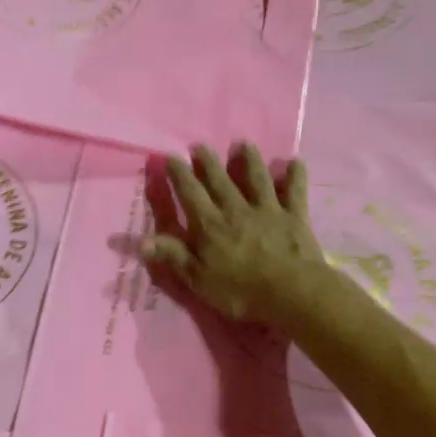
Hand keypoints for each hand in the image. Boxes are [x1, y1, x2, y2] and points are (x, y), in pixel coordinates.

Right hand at [139, 142, 331, 326]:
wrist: (291, 292)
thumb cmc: (240, 291)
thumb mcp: (198, 279)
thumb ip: (172, 255)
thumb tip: (139, 240)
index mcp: (210, 224)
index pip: (190, 193)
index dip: (179, 174)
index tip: (170, 156)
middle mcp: (236, 209)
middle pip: (220, 180)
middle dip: (208, 161)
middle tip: (199, 145)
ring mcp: (267, 209)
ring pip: (256, 178)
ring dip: (249, 160)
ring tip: (243, 144)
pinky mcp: (294, 216)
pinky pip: (295, 191)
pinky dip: (295, 176)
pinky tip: (296, 162)